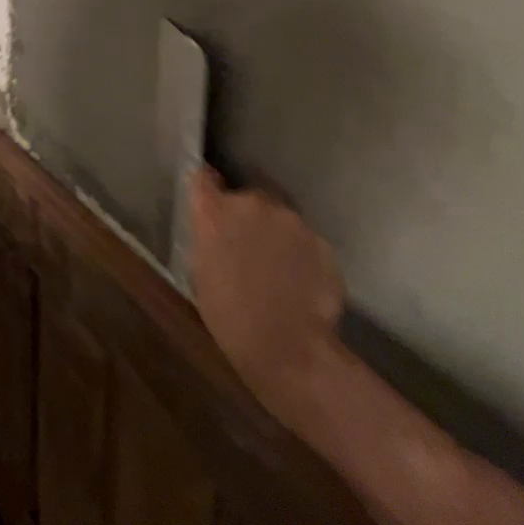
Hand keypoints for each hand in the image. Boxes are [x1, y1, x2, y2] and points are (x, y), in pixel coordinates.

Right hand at [188, 169, 344, 397]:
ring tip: (277, 268)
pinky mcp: (322, 241)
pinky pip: (305, 241)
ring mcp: (292, 221)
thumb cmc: (229, 315)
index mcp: (215, 213)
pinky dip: (300, 254)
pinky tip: (298, 281)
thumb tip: (217, 227)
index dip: (206, 183)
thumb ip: (209, 237)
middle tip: (246, 246)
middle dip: (247, 216)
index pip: (203, 178)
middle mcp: (253, 205)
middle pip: (248, 198)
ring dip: (276, 234)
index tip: (208, 190)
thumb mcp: (201, 271)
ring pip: (280, 218)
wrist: (286, 346)